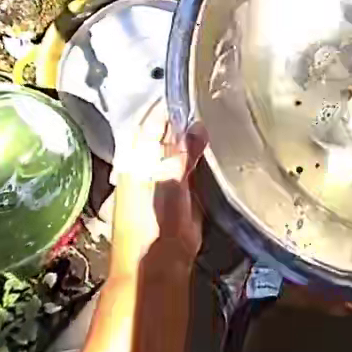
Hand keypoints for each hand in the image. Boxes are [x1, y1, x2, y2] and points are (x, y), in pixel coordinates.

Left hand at [107, 100, 205, 280]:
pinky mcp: (181, 192)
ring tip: (216, 115)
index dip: (168, 107)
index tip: (188, 89)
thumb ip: (182, 153)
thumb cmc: (154, 223)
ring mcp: (164, 178)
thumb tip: (197, 127)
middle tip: (209, 99)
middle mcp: (147, 165)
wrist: (159, 263)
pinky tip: (215, 144)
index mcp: (136, 160)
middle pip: (165, 134)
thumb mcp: (168, 182)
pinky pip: (191, 164)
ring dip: (193, 136)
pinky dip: (201, 154)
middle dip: (184, 120)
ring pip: (179, 148)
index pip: (150, 123)